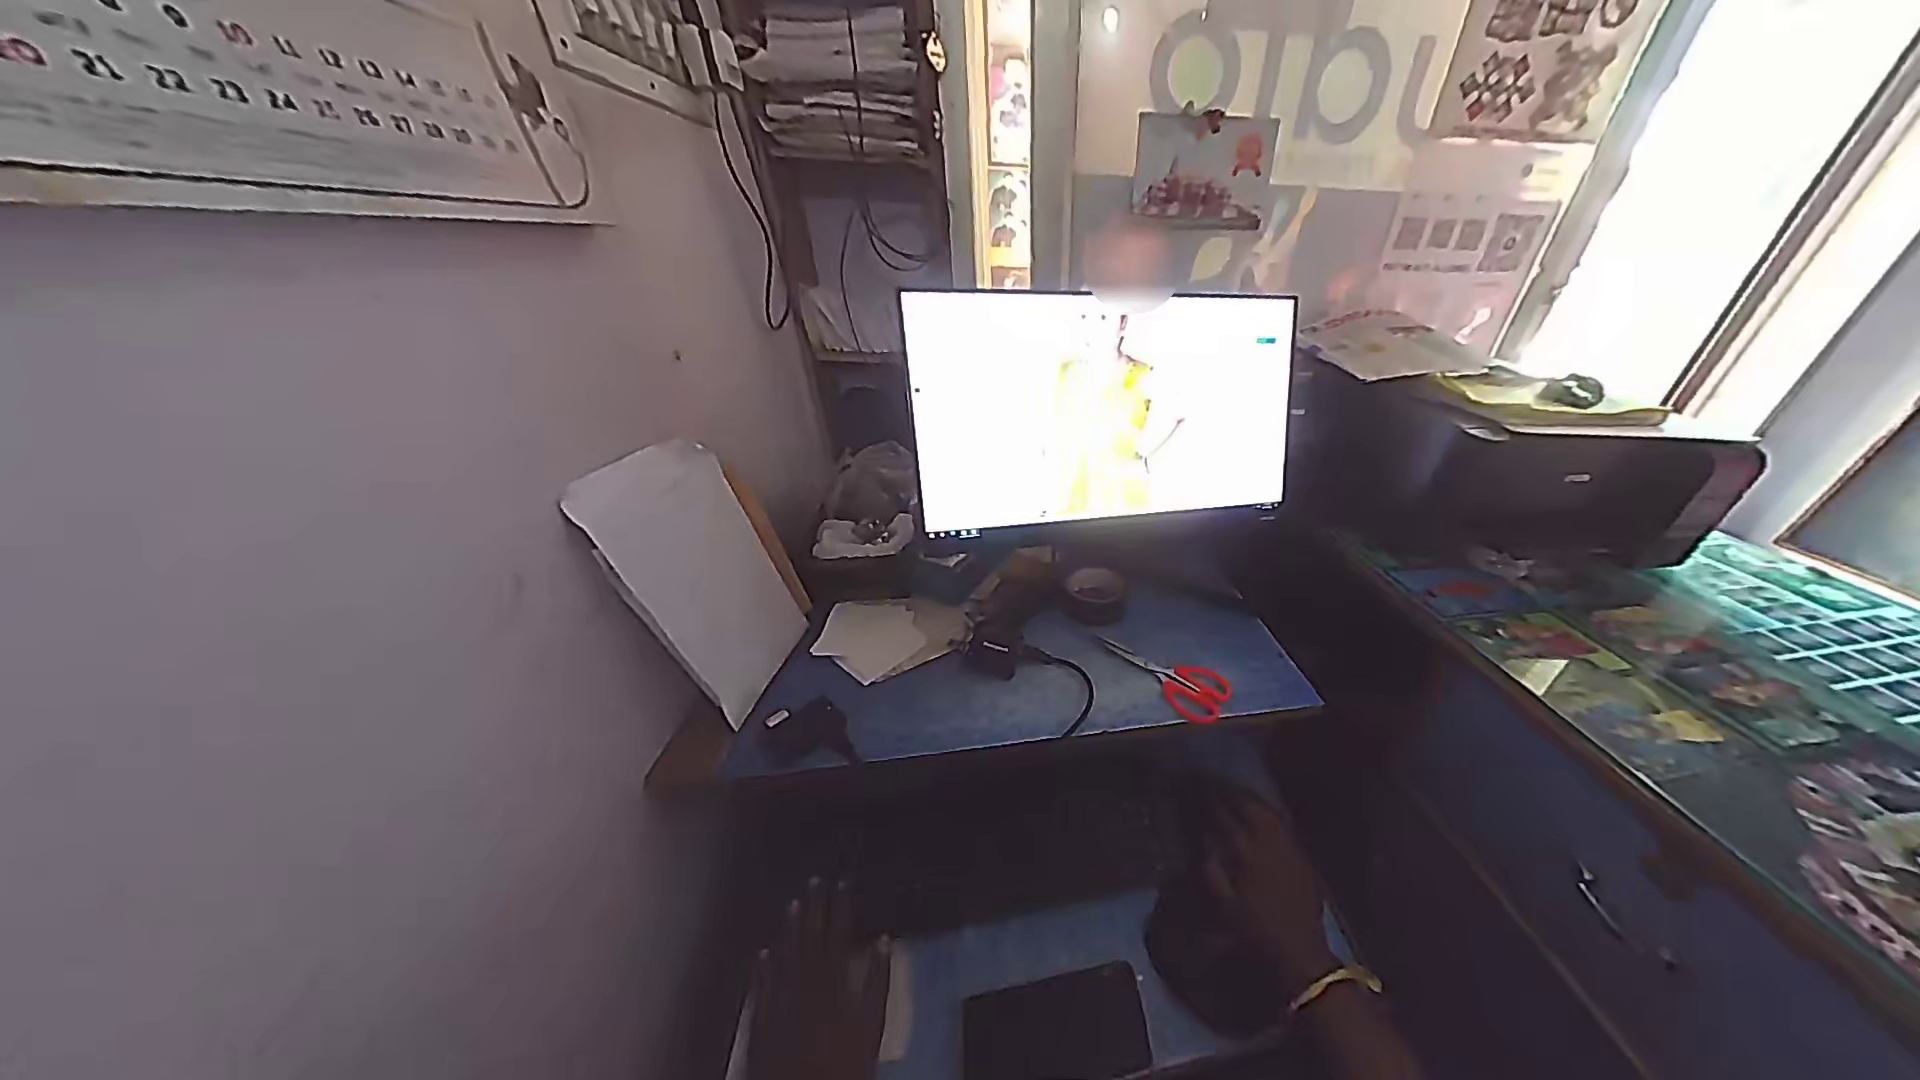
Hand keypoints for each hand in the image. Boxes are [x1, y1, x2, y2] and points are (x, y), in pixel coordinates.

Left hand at [748, 878, 891, 1079]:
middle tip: (815, 880)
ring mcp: (780, 998)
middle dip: (814, 906)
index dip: (842, 905)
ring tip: (793, 904)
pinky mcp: (762, 1019)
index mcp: (833, 978)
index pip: (839, 931)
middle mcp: (804, 980)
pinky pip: (762, 984)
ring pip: (785, 953)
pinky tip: (764, 952)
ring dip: (790, 928)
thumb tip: (884, 941)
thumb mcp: (872, 1022)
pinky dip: (764, 966)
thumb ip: (878, 979)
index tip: (843, 882)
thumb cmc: (844, 1063)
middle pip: (810, 936)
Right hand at [1202, 789, 1336, 985]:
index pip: (1222, 813)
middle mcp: (1266, 841)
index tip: (1193, 784)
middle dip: (1226, 788)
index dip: (1206, 796)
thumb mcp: (1223, 903)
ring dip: (1246, 794)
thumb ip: (1209, 867)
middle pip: (1244, 803)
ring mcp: (1286, 845)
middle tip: (1209, 779)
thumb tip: (1201, 837)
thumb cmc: (1255, 930)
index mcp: (1245, 852)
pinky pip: (1281, 820)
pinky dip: (1266, 807)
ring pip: (1264, 808)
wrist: (1300, 951)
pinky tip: (1258, 805)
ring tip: (1231, 786)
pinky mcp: (1299, 853)